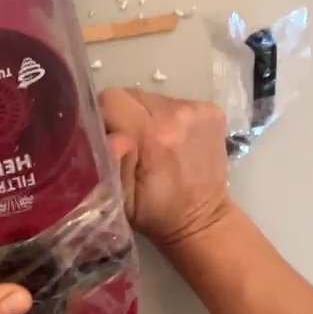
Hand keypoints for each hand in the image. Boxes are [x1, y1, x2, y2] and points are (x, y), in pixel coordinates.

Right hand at [100, 88, 235, 248]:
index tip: (106, 139)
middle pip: (130, 94)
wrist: (203, 219)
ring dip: (145, 116)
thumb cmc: (156, 214)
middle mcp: (176, 114)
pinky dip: (166, 118)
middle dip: (123, 115)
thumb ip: (111, 164)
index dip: (102, 117)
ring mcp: (197, 110)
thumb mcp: (121, 200)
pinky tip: (172, 142)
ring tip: (151, 145)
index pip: (110, 99)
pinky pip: (173, 102)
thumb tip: (110, 134)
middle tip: (129, 145)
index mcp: (152, 135)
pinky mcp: (210, 110)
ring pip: (151, 97)